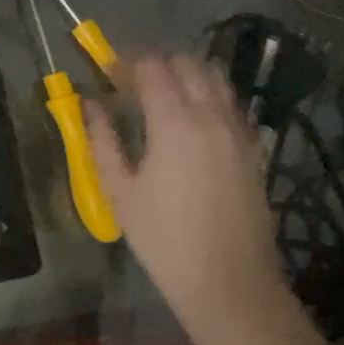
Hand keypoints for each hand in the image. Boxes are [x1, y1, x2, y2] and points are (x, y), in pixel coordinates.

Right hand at [84, 56, 300, 344]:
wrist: (228, 281)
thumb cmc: (163, 238)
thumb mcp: (119, 191)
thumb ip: (102, 140)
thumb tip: (90, 105)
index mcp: (174, 122)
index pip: (151, 67)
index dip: (126, 63)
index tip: (107, 73)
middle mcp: (211, 116)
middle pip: (188, 63)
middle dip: (157, 63)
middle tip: (132, 83)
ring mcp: (238, 131)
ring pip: (216, 79)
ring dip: (187, 75)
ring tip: (162, 95)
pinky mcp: (253, 150)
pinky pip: (231, 105)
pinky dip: (210, 97)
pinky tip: (192, 121)